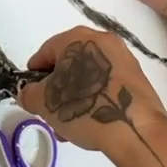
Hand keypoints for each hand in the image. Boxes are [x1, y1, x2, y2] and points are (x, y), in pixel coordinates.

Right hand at [16, 28, 166, 166]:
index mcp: (76, 37)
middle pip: (69, 63)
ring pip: (89, 76)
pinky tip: (91, 123)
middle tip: (51, 113)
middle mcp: (102, 40)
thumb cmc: (83, 107)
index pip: (45, 52)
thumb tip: (29, 94)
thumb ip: (28, 94)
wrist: (136, 129)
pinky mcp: (138, 77)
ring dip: (76, 97)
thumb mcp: (44, 102)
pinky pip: (108, 84)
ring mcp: (123, 58)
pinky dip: (96, 99)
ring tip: (71, 127)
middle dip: (57, 89)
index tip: (31, 94)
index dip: (34, 74)